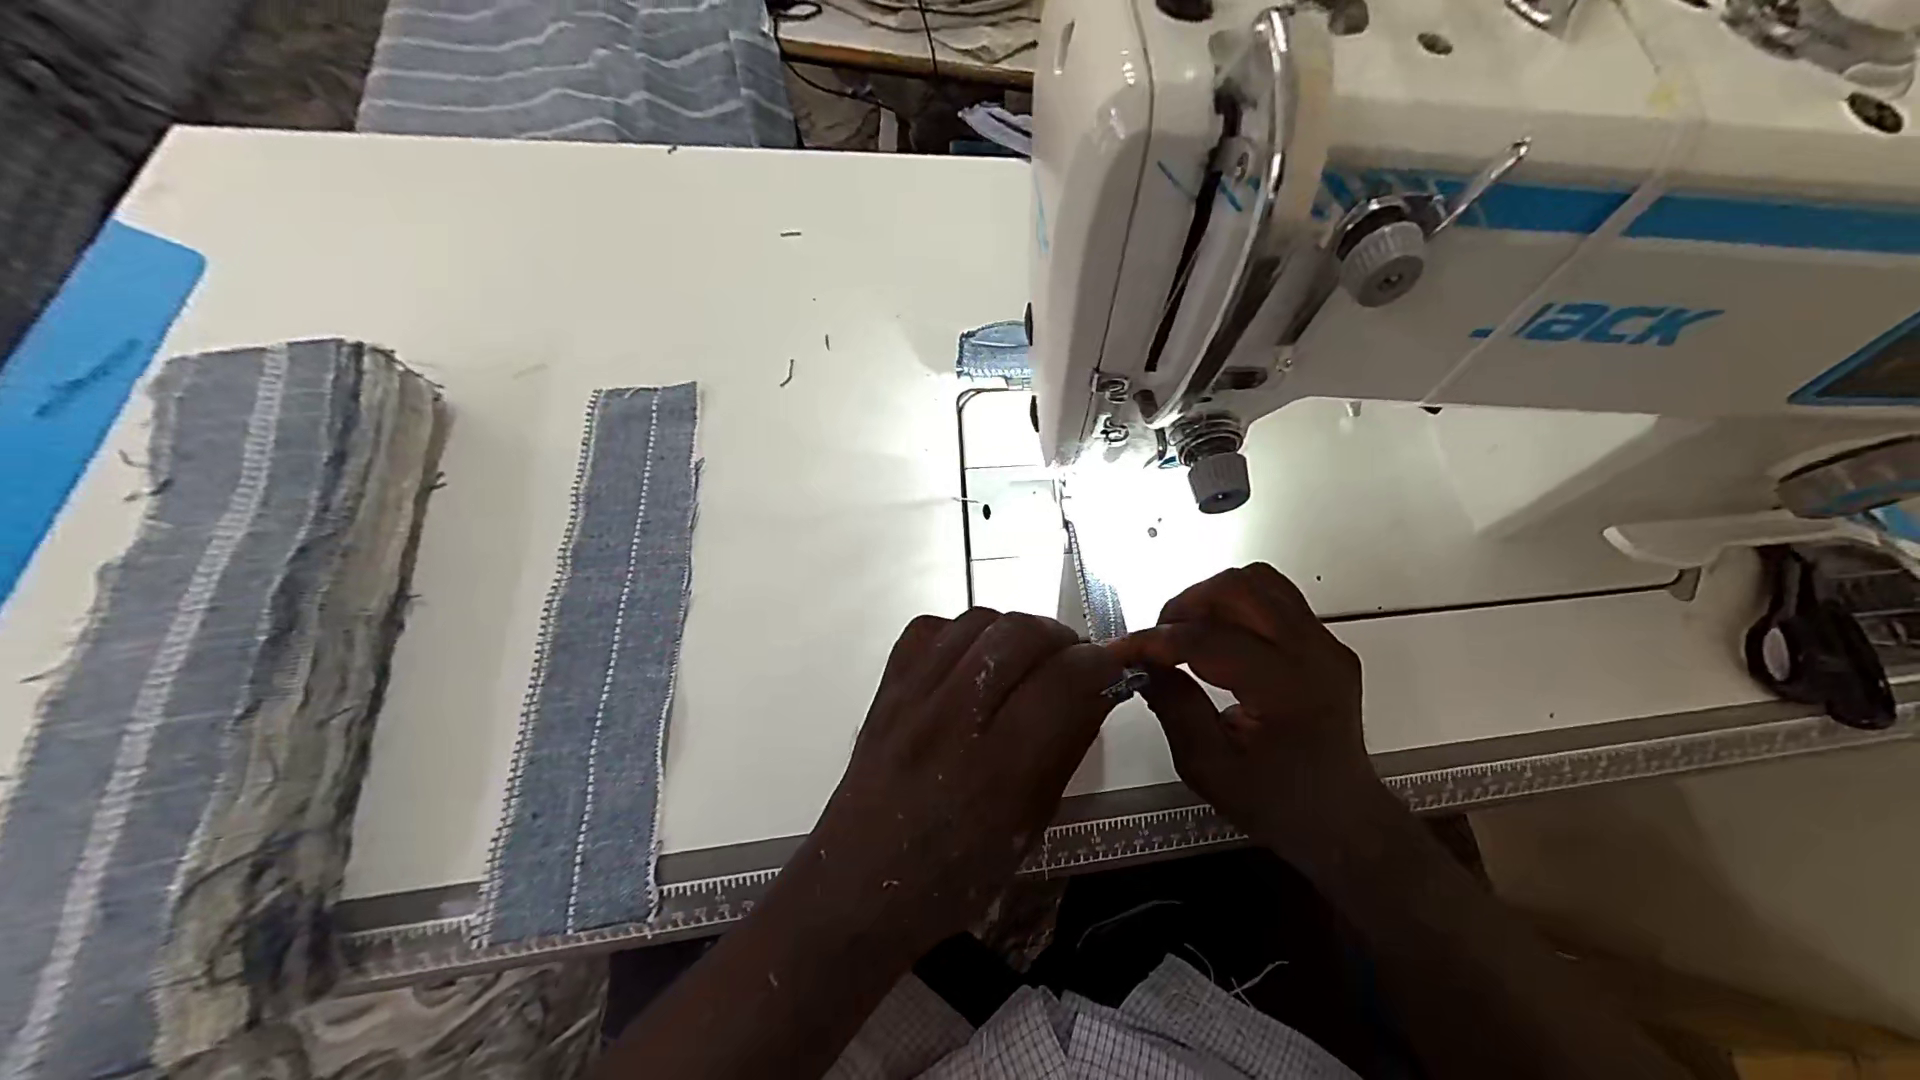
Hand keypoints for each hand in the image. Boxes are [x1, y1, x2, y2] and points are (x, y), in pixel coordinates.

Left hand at [797, 608, 1122, 953]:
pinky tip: (974, 662)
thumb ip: (1067, 747)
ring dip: (1017, 633)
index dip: (1104, 663)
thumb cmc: (954, 874)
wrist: (859, 881)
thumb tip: (1099, 688)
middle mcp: (953, 720)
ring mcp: (912, 696)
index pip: (1067, 681)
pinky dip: (964, 634)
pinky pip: (933, 628)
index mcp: (998, 769)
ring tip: (1025, 662)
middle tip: (1071, 663)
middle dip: (1062, 640)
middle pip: (1022, 635)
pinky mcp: (886, 686)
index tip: (1115, 666)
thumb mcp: (1030, 823)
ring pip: (980, 621)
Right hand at [1111, 563, 1387, 861]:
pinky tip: (1215, 636)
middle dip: (1184, 606)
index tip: (1125, 651)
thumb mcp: (1208, 767)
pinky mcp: (1323, 641)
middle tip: (1158, 640)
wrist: (1343, 818)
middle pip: (1237, 589)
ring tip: (1185, 633)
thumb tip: (1144, 666)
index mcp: (1287, 690)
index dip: (1157, 641)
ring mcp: (1324, 643)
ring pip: (1257, 581)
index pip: (1209, 640)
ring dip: (1210, 598)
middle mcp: (1314, 654)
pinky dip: (1233, 604)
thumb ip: (1173, 708)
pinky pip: (1272, 597)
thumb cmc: (1279, 804)